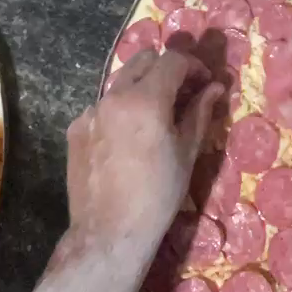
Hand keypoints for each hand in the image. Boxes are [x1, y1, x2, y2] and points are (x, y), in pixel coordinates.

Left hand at [65, 50, 223, 257]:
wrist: (109, 231)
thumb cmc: (157, 194)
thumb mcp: (186, 153)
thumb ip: (200, 112)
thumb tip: (216, 87)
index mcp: (146, 99)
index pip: (172, 60)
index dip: (194, 66)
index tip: (204, 82)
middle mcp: (114, 96)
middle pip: (143, 60)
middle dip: (166, 68)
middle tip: (182, 92)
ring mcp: (90, 111)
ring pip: (120, 81)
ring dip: (142, 86)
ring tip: (155, 115)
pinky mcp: (75, 128)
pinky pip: (102, 106)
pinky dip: (119, 110)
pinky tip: (127, 138)